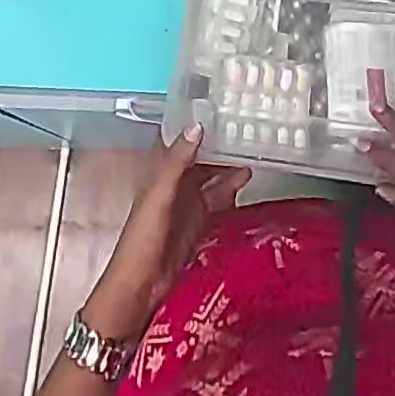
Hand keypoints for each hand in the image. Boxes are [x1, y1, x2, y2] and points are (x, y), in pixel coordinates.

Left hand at [82, 125, 250, 339]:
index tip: (219, 110)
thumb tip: (197, 126)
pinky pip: (218, 201)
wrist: (142, 285)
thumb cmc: (143, 237)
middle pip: (200, 160)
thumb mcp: (160, 194)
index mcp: (160, 173)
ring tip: (252, 154)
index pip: (181, 142)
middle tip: (245, 133)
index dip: (196, 127)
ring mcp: (187, 205)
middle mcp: (174, 185)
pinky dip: (231, 191)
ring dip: (229, 168)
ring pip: (211, 179)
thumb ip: (178, 161)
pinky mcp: (199, 224)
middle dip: (219, 147)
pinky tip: (246, 183)